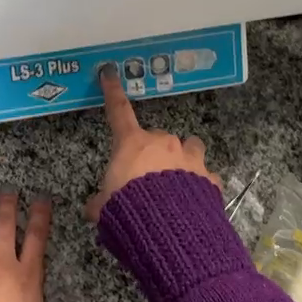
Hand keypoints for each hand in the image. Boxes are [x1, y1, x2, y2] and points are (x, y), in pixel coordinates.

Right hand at [83, 64, 220, 222]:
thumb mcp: (104, 209)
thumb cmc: (128, 210)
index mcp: (133, 145)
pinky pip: (204, 176)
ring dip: (183, 158)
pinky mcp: (209, 178)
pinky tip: (194, 201)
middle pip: (158, 137)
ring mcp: (190, 159)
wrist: (169, 229)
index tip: (110, 72)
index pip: (118, 111)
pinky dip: (199, 185)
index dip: (112, 91)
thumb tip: (93, 209)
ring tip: (178, 179)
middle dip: (153, 152)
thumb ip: (99, 204)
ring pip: (189, 147)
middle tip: (147, 177)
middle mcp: (163, 144)